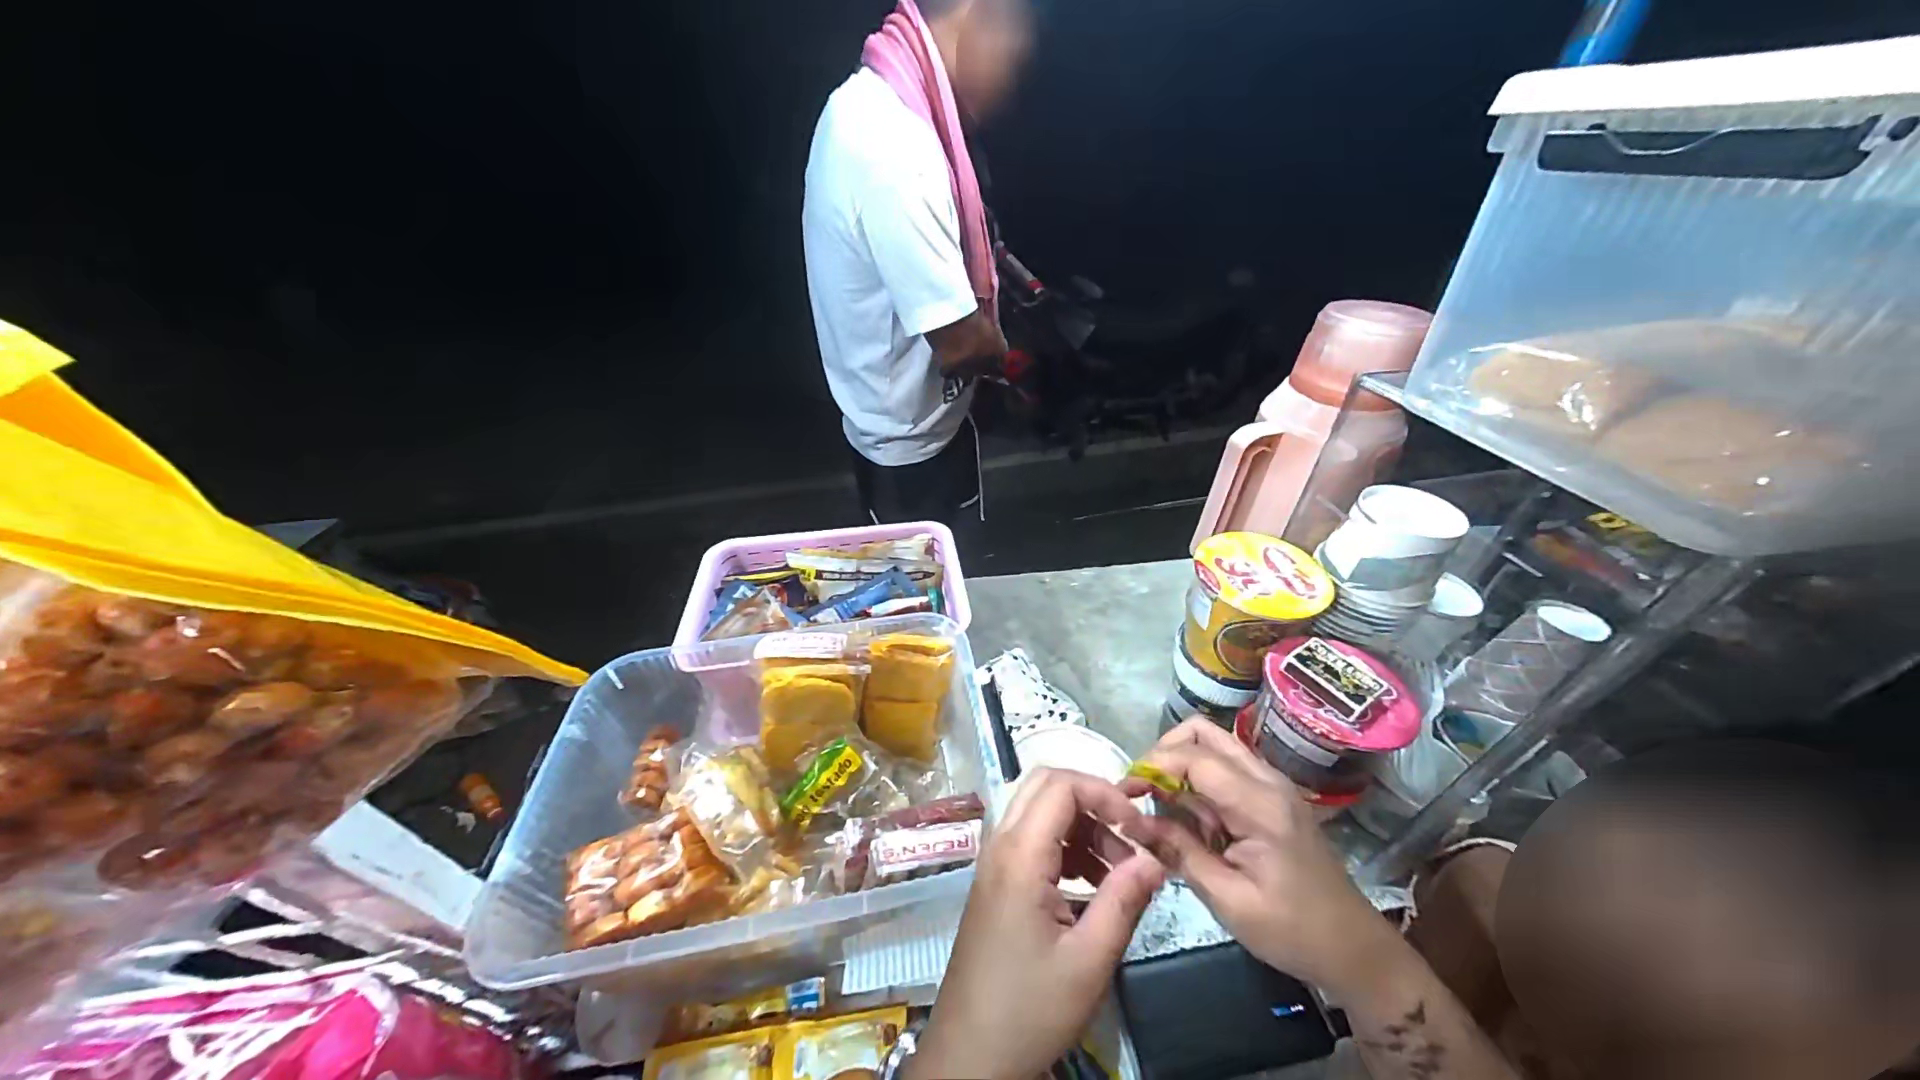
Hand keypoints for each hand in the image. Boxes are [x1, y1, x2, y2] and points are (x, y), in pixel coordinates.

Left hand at [909, 768, 1166, 1079]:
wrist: (970, 1054)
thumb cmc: (1030, 1009)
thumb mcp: (1089, 961)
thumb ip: (1124, 900)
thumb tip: (1156, 858)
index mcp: (1019, 855)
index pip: (1061, 785)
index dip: (1105, 792)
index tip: (1140, 828)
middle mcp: (1000, 845)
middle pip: (1046, 788)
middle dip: (1094, 802)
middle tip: (1130, 839)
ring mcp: (994, 863)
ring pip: (1040, 813)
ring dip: (1083, 829)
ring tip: (1120, 874)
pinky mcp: (996, 882)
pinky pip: (1033, 841)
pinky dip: (1067, 849)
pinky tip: (1093, 888)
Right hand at [1123, 718, 1398, 994]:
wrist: (1355, 950)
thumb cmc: (1293, 930)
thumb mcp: (1227, 899)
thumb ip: (1178, 852)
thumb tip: (1131, 821)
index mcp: (1259, 803)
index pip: (1194, 756)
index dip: (1151, 766)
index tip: (1124, 792)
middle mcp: (1267, 780)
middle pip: (1203, 732)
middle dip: (1163, 753)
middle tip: (1142, 791)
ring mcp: (1272, 785)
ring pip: (1214, 745)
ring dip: (1180, 765)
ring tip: (1163, 807)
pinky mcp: (1272, 797)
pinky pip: (1225, 768)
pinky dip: (1197, 780)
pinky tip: (1190, 819)